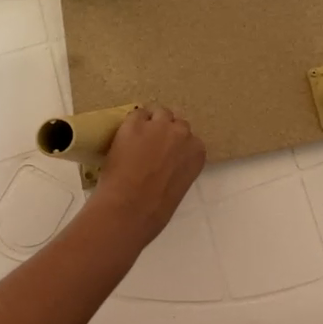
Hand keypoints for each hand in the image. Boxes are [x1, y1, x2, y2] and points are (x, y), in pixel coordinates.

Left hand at [90, 106, 204, 245]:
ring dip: (152, 122)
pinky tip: (125, 135)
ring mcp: (158, 126)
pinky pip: (136, 114)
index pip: (190, 139)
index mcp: (197, 152)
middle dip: (166, 132)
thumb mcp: (179, 187)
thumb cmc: (156, 210)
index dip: (176, 146)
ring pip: (159, 113)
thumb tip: (166, 166)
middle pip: (177, 123)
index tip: (166, 155)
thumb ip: (178, 168)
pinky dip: (132, 123)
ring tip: (138, 137)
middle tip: (152, 146)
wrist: (129, 210)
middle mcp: (182, 134)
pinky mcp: (135, 124)